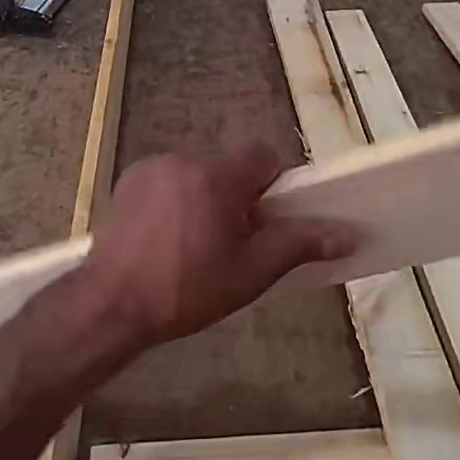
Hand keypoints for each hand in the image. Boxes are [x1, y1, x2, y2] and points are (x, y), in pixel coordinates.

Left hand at [74, 141, 356, 347]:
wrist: (111, 304)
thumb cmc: (187, 290)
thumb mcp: (250, 273)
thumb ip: (299, 244)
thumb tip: (348, 232)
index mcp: (219, 178)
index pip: (262, 155)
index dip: (271, 183)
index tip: (264, 219)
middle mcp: (185, 160)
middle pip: (227, 169)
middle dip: (234, 197)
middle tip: (229, 243)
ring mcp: (152, 168)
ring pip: (196, 176)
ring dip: (202, 198)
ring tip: (190, 246)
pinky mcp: (128, 180)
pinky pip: (166, 181)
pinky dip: (172, 200)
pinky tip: (160, 238)